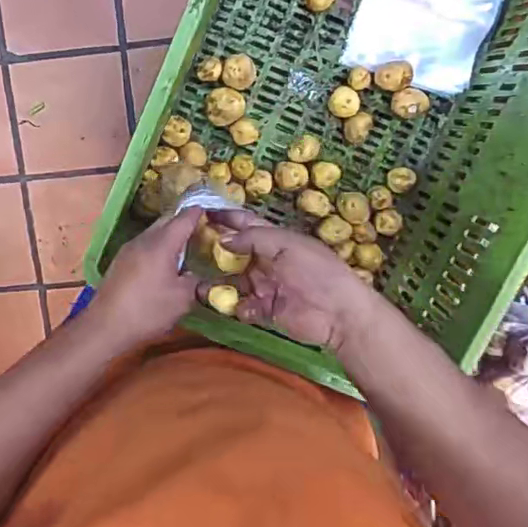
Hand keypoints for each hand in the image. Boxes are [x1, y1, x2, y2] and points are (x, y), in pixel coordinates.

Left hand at [88, 208, 205, 341]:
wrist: (105, 326)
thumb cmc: (147, 311)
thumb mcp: (182, 299)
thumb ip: (195, 281)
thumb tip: (197, 273)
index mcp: (161, 244)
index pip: (183, 218)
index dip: (198, 212)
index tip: (211, 209)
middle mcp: (143, 240)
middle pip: (167, 221)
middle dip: (184, 222)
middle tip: (201, 230)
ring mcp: (128, 249)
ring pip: (154, 233)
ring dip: (169, 235)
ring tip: (185, 246)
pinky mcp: (120, 261)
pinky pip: (144, 245)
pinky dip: (157, 246)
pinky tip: (163, 262)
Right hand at [209, 210, 382, 349]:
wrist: (339, 313)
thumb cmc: (316, 271)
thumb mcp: (286, 246)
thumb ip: (253, 239)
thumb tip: (223, 239)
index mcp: (275, 239)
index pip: (246, 224)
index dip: (226, 218)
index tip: (201, 212)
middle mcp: (267, 260)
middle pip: (235, 253)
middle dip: (215, 251)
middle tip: (189, 250)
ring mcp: (266, 285)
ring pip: (234, 281)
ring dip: (219, 282)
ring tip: (198, 283)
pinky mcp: (266, 310)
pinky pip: (243, 306)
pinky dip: (235, 306)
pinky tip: (230, 305)